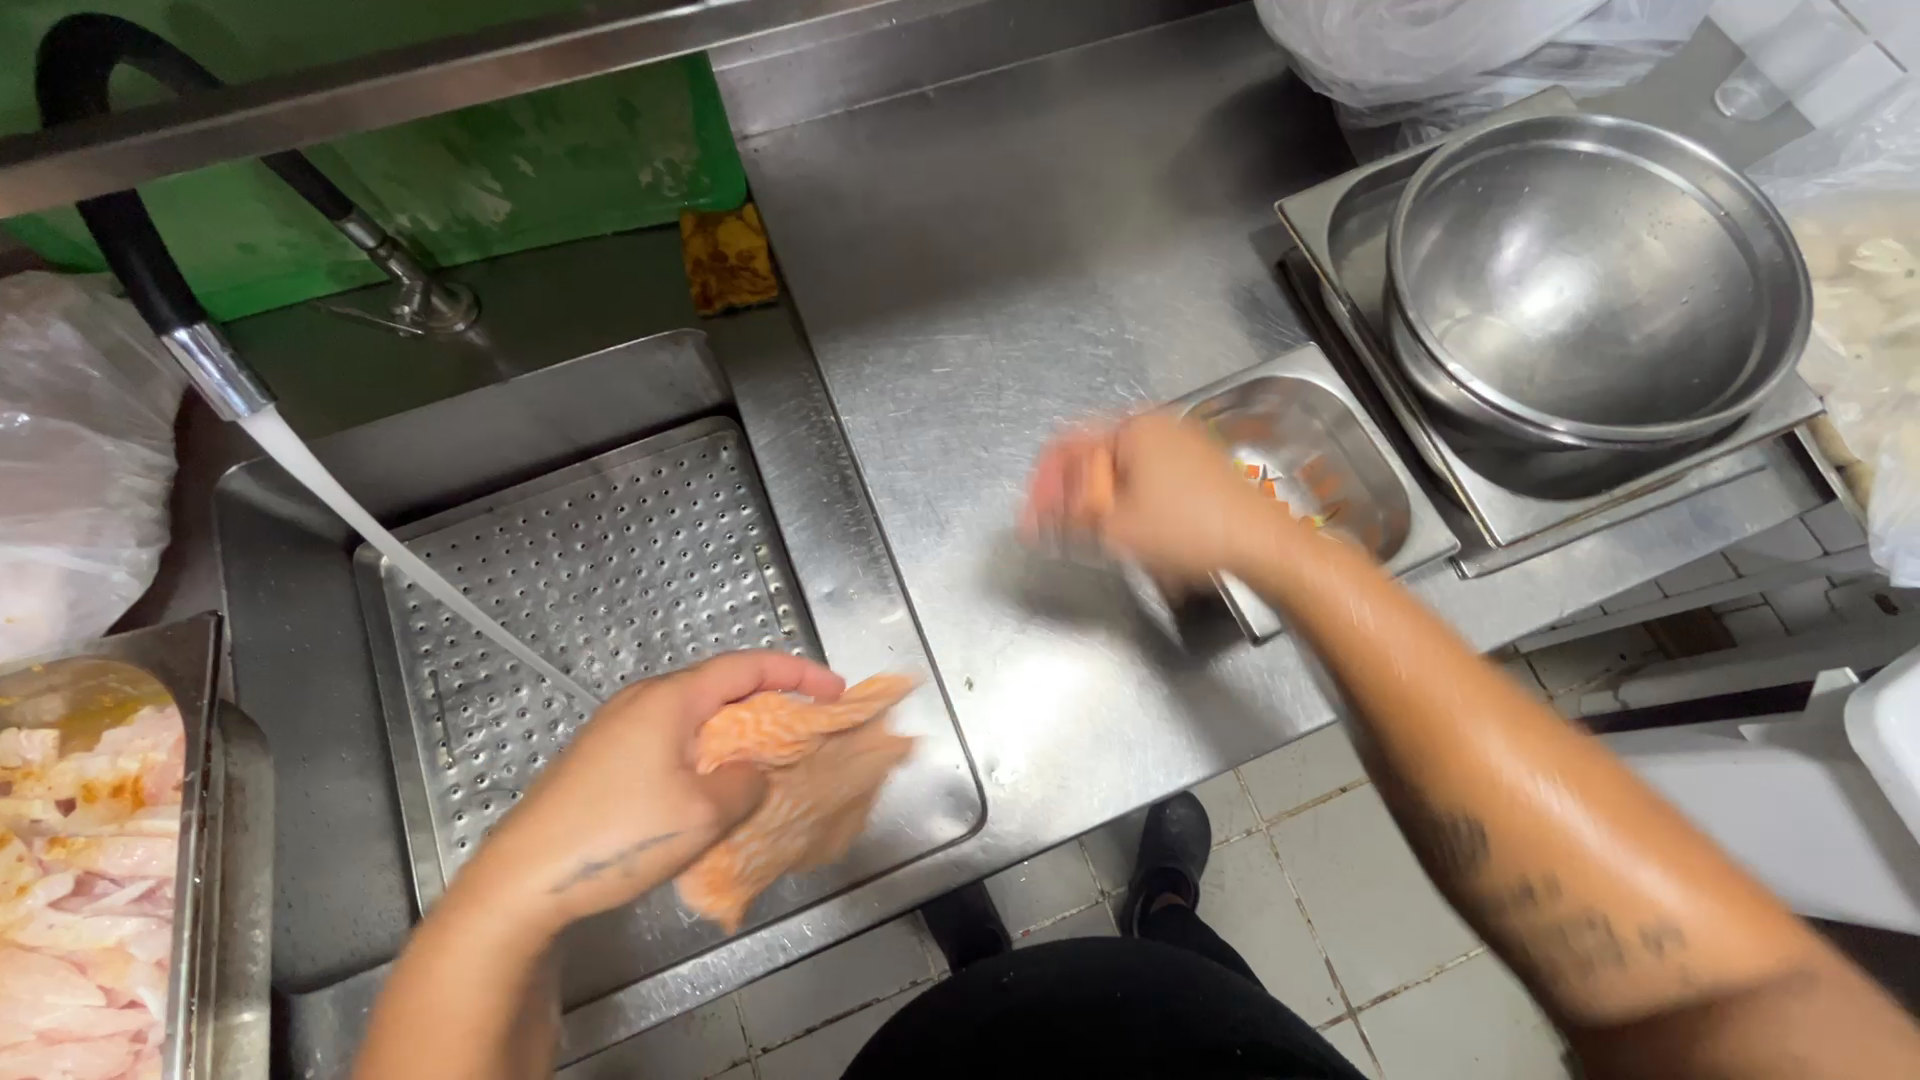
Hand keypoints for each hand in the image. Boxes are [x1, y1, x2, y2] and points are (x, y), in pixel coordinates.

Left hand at [452, 651, 845, 935]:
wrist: (519, 882)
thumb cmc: (617, 835)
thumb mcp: (702, 814)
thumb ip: (745, 784)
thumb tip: (752, 774)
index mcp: (670, 699)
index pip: (747, 667)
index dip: (797, 674)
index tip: (833, 690)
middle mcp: (643, 701)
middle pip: (721, 686)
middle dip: (770, 701)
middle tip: (806, 726)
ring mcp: (617, 729)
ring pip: (695, 715)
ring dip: (737, 730)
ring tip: (767, 758)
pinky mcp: (602, 759)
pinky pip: (671, 738)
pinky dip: (707, 750)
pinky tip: (712, 785)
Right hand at [1022, 413, 1302, 585]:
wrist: (1263, 545)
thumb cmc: (1189, 529)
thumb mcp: (1115, 528)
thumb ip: (1067, 519)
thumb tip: (1034, 520)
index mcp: (1132, 428)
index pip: (1065, 445)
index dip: (1041, 483)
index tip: (1031, 515)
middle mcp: (1156, 426)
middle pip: (1092, 455)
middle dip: (1070, 493)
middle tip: (1059, 528)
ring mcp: (1181, 445)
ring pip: (1119, 469)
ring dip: (1098, 501)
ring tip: (1092, 535)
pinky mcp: (1198, 468)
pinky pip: (1146, 478)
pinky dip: (1127, 501)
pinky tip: (1128, 531)